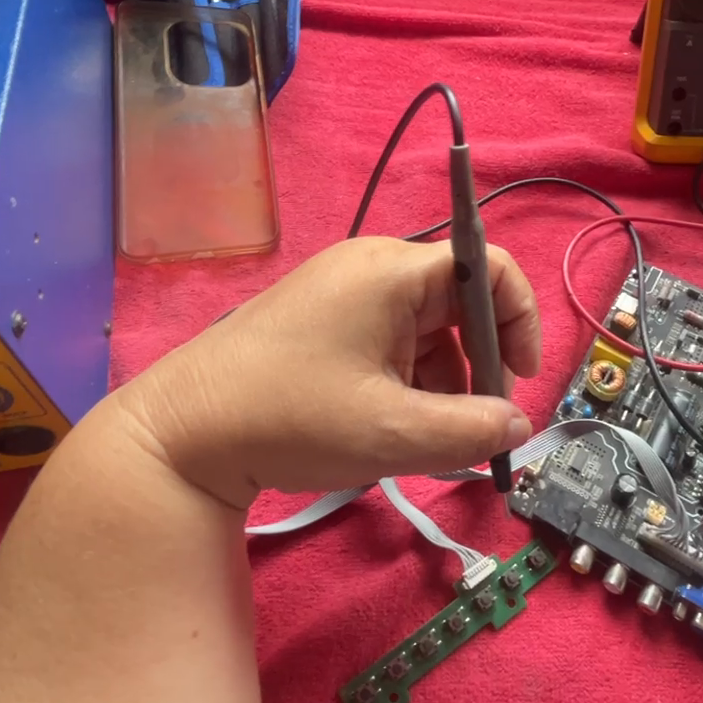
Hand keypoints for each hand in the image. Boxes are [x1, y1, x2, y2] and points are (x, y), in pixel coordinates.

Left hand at [111, 237, 540, 509]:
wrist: (182, 433)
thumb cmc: (292, 418)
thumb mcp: (392, 433)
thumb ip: (470, 430)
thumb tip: (517, 425)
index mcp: (392, 271)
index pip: (487, 265)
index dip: (517, 319)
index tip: (520, 381)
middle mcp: (371, 267)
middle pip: (457, 300)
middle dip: (478, 363)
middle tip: (475, 423)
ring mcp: (343, 292)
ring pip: (424, 327)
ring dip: (441, 380)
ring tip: (423, 437)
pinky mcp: (324, 321)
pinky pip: (390, 340)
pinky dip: (406, 380)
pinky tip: (390, 424)